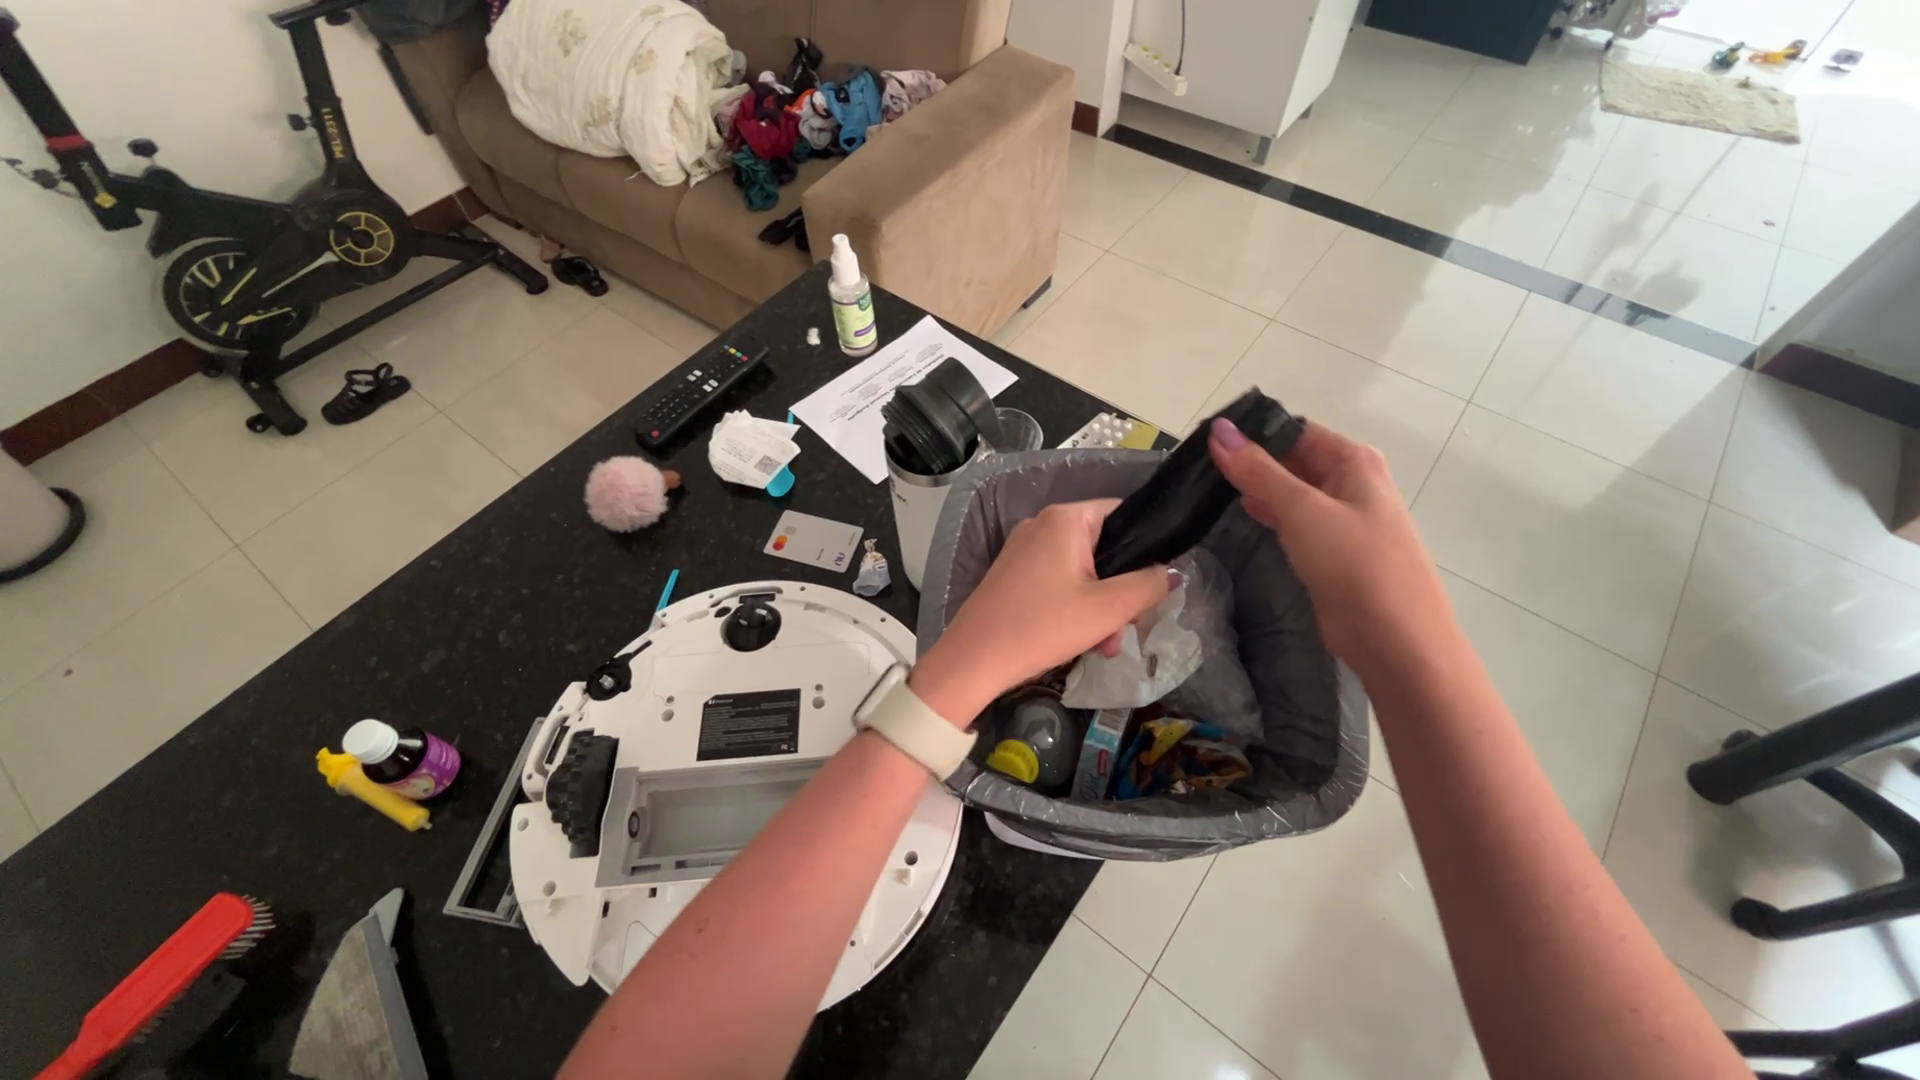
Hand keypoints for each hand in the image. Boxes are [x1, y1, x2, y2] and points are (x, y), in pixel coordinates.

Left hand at [910, 499, 1173, 727]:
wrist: (973, 659)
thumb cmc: (1042, 626)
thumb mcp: (1107, 609)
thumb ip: (1147, 586)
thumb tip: (1170, 572)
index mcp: (1065, 519)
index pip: (1122, 514)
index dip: (1145, 546)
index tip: (1154, 582)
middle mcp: (1042, 524)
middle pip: (1103, 548)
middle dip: (1119, 592)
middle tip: (1123, 628)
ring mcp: (1023, 549)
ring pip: (1081, 571)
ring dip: (1099, 608)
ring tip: (1102, 645)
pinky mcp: (1013, 574)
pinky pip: (1058, 582)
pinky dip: (1073, 608)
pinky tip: (1079, 642)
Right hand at [1208, 417, 1452, 681]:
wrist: (1394, 638)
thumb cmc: (1355, 564)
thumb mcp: (1303, 510)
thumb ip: (1258, 471)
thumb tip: (1219, 430)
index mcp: (1354, 461)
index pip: (1295, 430)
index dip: (1253, 430)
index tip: (1206, 435)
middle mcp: (1350, 482)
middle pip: (1293, 458)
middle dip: (1251, 459)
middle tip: (1199, 460)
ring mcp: (1341, 518)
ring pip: (1291, 490)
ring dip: (1257, 486)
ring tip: (1208, 482)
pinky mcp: (1330, 550)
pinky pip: (1294, 520)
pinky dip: (1269, 512)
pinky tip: (1241, 511)